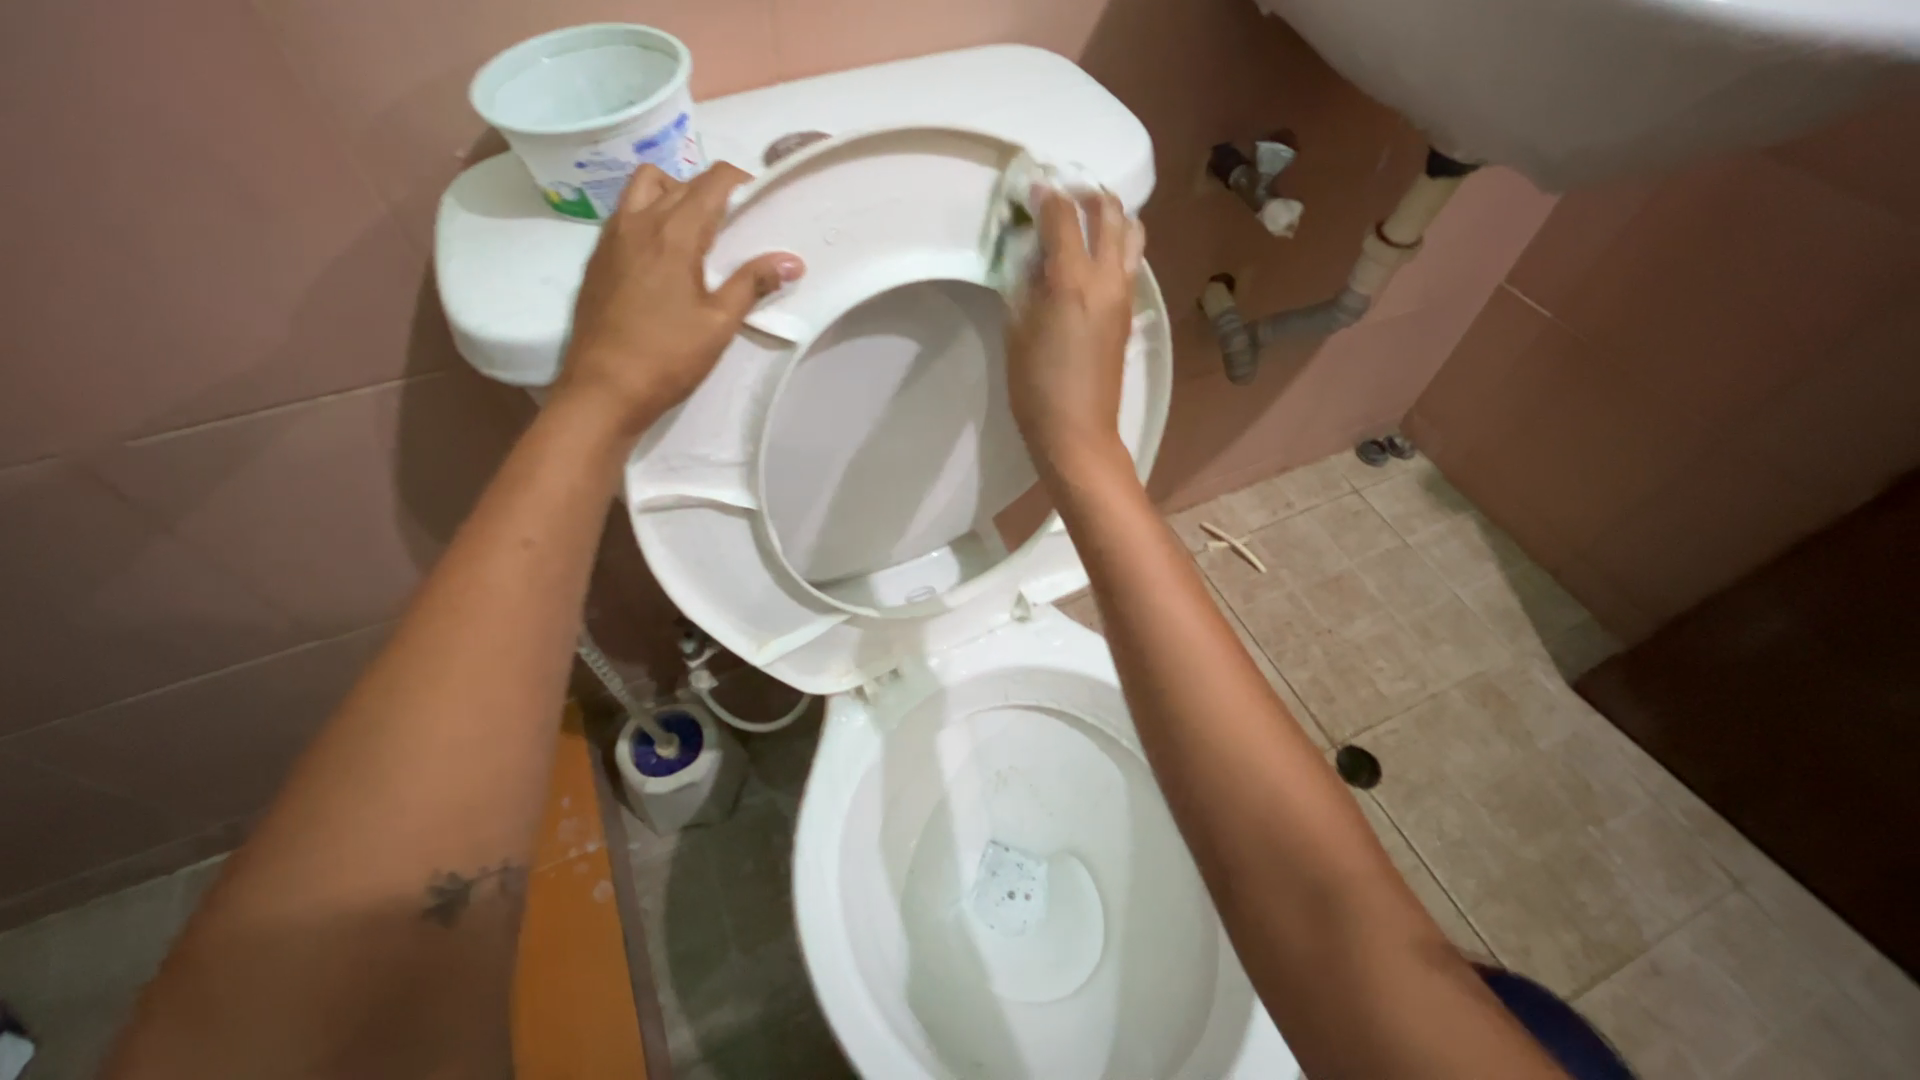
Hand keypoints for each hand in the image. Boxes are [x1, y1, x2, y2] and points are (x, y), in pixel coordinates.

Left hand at [553, 163, 803, 433]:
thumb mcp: (719, 323)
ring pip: (643, 188)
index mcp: (674, 233)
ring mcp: (611, 238)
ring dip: (672, 194)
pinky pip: (624, 215)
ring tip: (693, 231)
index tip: (757, 203)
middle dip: (710, 191)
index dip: (739, 182)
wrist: (603, 390)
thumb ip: (753, 284)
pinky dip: (647, 216)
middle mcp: (638, 222)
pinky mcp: (597, 259)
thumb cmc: (667, 357)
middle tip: (733, 224)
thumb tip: (791, 261)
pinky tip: (663, 256)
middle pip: (679, 180)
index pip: (711, 182)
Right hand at [1005, 188, 1145, 469]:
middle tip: (1065, 195)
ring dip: (1111, 216)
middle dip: (1087, 194)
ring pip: (1132, 234)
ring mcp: (1124, 295)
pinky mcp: (1129, 313)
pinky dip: (1117, 245)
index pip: (1063, 218)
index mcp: (1072, 281)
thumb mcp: (1017, 331)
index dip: (1046, 197)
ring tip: (1087, 220)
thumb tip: (1031, 256)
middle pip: (1109, 213)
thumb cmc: (1036, 387)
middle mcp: (1107, 278)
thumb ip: (1024, 285)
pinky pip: (1130, 262)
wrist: (1078, 431)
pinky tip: (1095, 256)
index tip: (1032, 189)